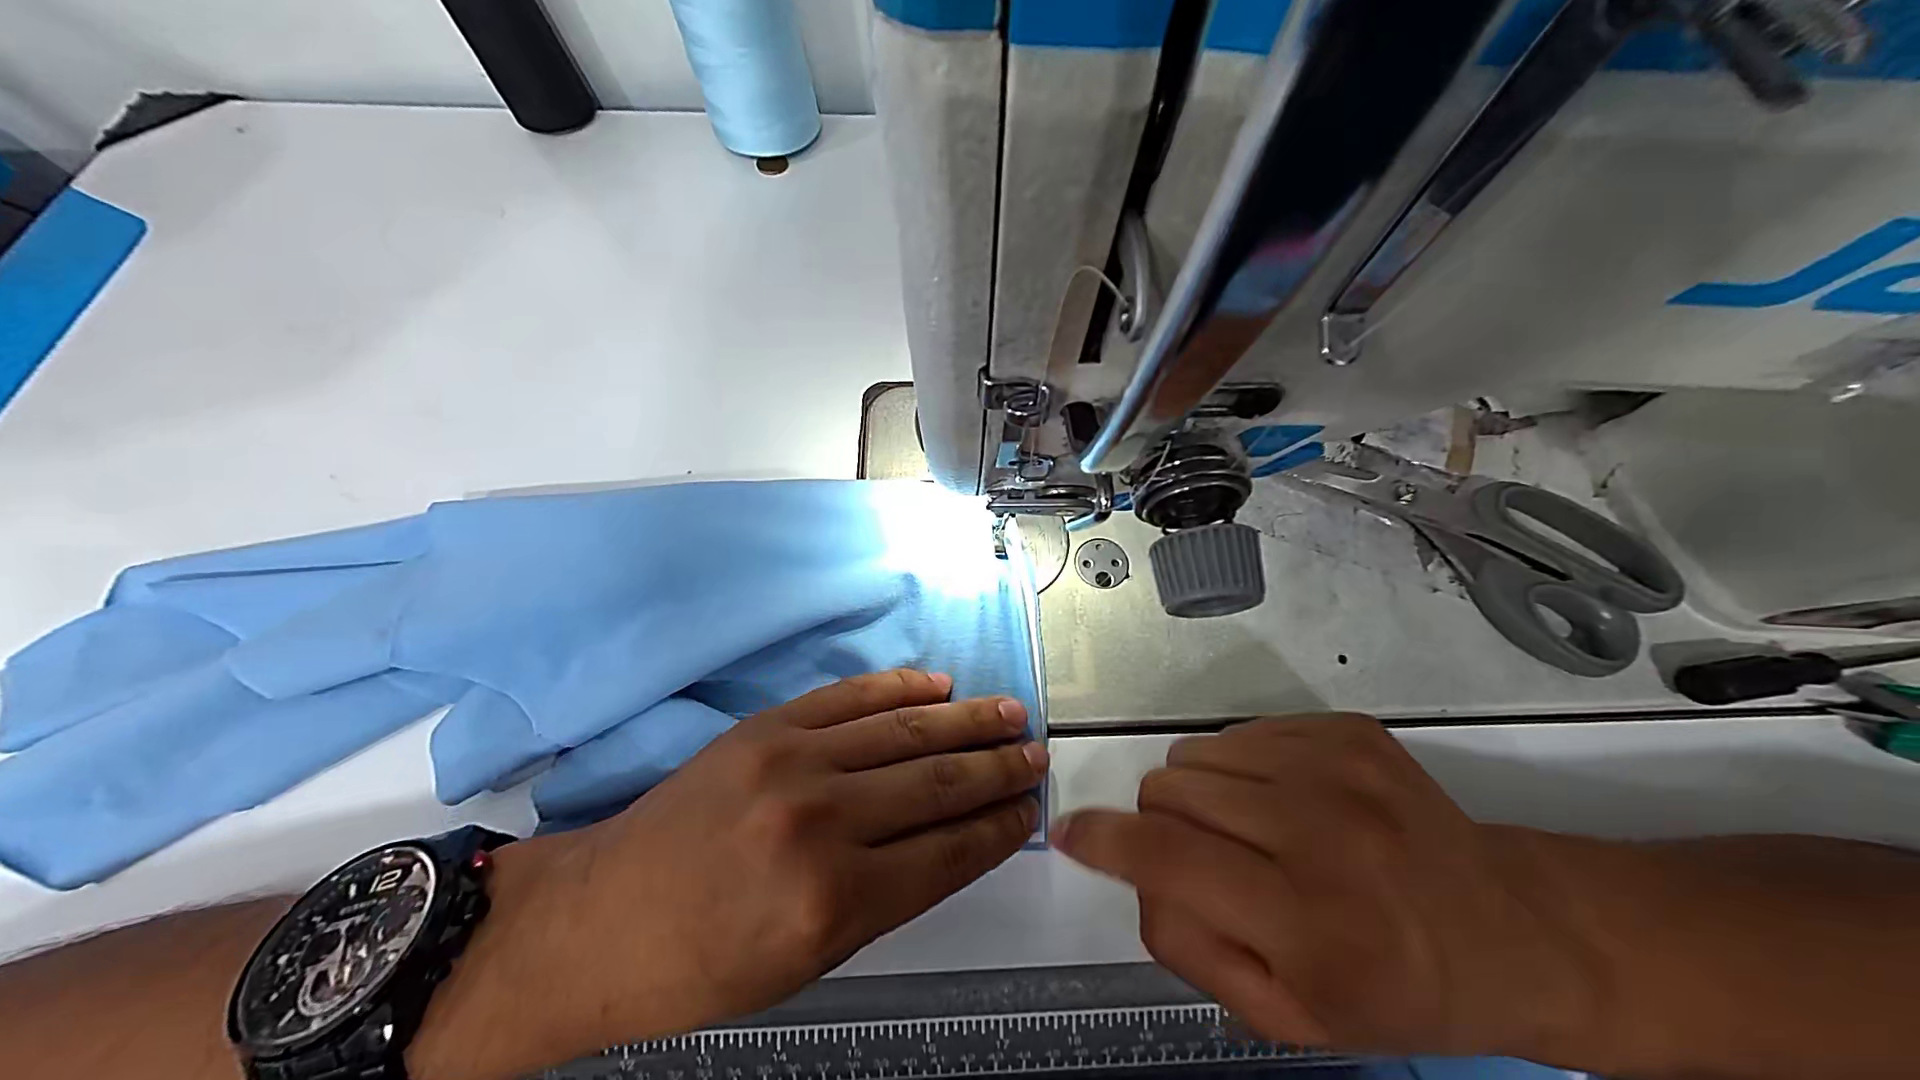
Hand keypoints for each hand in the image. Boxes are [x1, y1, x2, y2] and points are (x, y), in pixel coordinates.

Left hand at [424, 668, 1047, 1074]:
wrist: (599, 919)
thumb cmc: (704, 963)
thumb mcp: (808, 960)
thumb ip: (889, 897)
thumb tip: (955, 842)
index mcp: (834, 899)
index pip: (947, 851)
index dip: (997, 826)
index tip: (1030, 805)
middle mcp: (820, 821)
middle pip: (935, 783)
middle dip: (996, 767)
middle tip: (1036, 752)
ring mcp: (790, 761)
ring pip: (902, 732)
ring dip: (963, 721)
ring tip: (1008, 712)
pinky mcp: (764, 727)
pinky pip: (847, 698)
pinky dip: (898, 689)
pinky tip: (937, 686)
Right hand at [1053, 715, 1595, 1059]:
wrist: (1511, 930)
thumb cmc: (1393, 990)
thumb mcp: (1286, 1015)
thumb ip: (1187, 946)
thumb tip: (1133, 871)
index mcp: (1305, 916)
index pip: (1165, 857)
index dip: (1101, 841)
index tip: (1069, 832)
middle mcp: (1318, 825)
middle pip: (1167, 791)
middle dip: (1160, 827)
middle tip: (1203, 861)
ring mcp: (1336, 764)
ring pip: (1194, 754)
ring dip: (1199, 793)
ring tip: (1249, 832)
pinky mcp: (1346, 728)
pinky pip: (1237, 733)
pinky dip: (1238, 768)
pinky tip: (1285, 804)